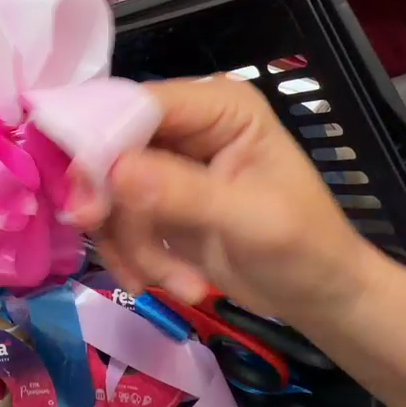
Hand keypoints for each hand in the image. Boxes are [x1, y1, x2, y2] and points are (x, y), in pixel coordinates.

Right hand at [70, 78, 386, 326]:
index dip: (103, 141)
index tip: (84, 192)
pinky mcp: (150, 192)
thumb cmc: (308, 252)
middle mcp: (185, 122)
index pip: (140, 105)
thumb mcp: (254, 222)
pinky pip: (112, 212)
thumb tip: (116, 171)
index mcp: (218, 106)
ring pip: (106, 185)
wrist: (321, 301)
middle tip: (100, 232)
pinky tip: (155, 280)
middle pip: (112, 143)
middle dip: (109, 199)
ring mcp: (164, 157)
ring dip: (126, 238)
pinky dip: (126, 250)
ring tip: (165, 281)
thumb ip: (184, 193)